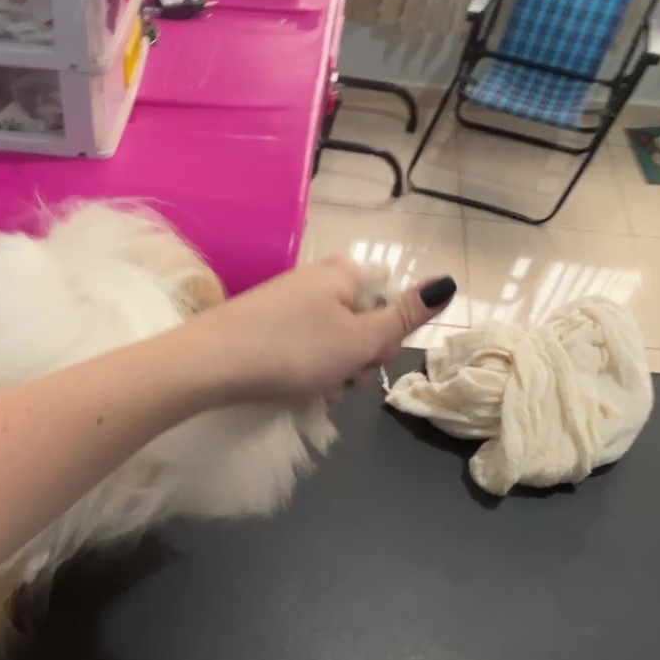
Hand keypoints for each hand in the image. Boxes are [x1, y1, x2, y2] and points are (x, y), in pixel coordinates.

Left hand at [180, 258, 456, 400]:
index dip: (386, 340)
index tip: (367, 361)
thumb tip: (447, 281)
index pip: (389, 303)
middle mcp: (317, 279)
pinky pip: (299, 348)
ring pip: (330, 342)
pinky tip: (288, 386)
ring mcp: (287, 302)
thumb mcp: (360, 339)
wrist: (212, 363)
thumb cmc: (294, 350)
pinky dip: (301, 370)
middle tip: (337, 378)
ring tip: (310, 387)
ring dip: (329, 371)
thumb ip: (404, 316)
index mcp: (346, 273)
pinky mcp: (262, 325)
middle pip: (359, 324)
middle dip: (356, 359)